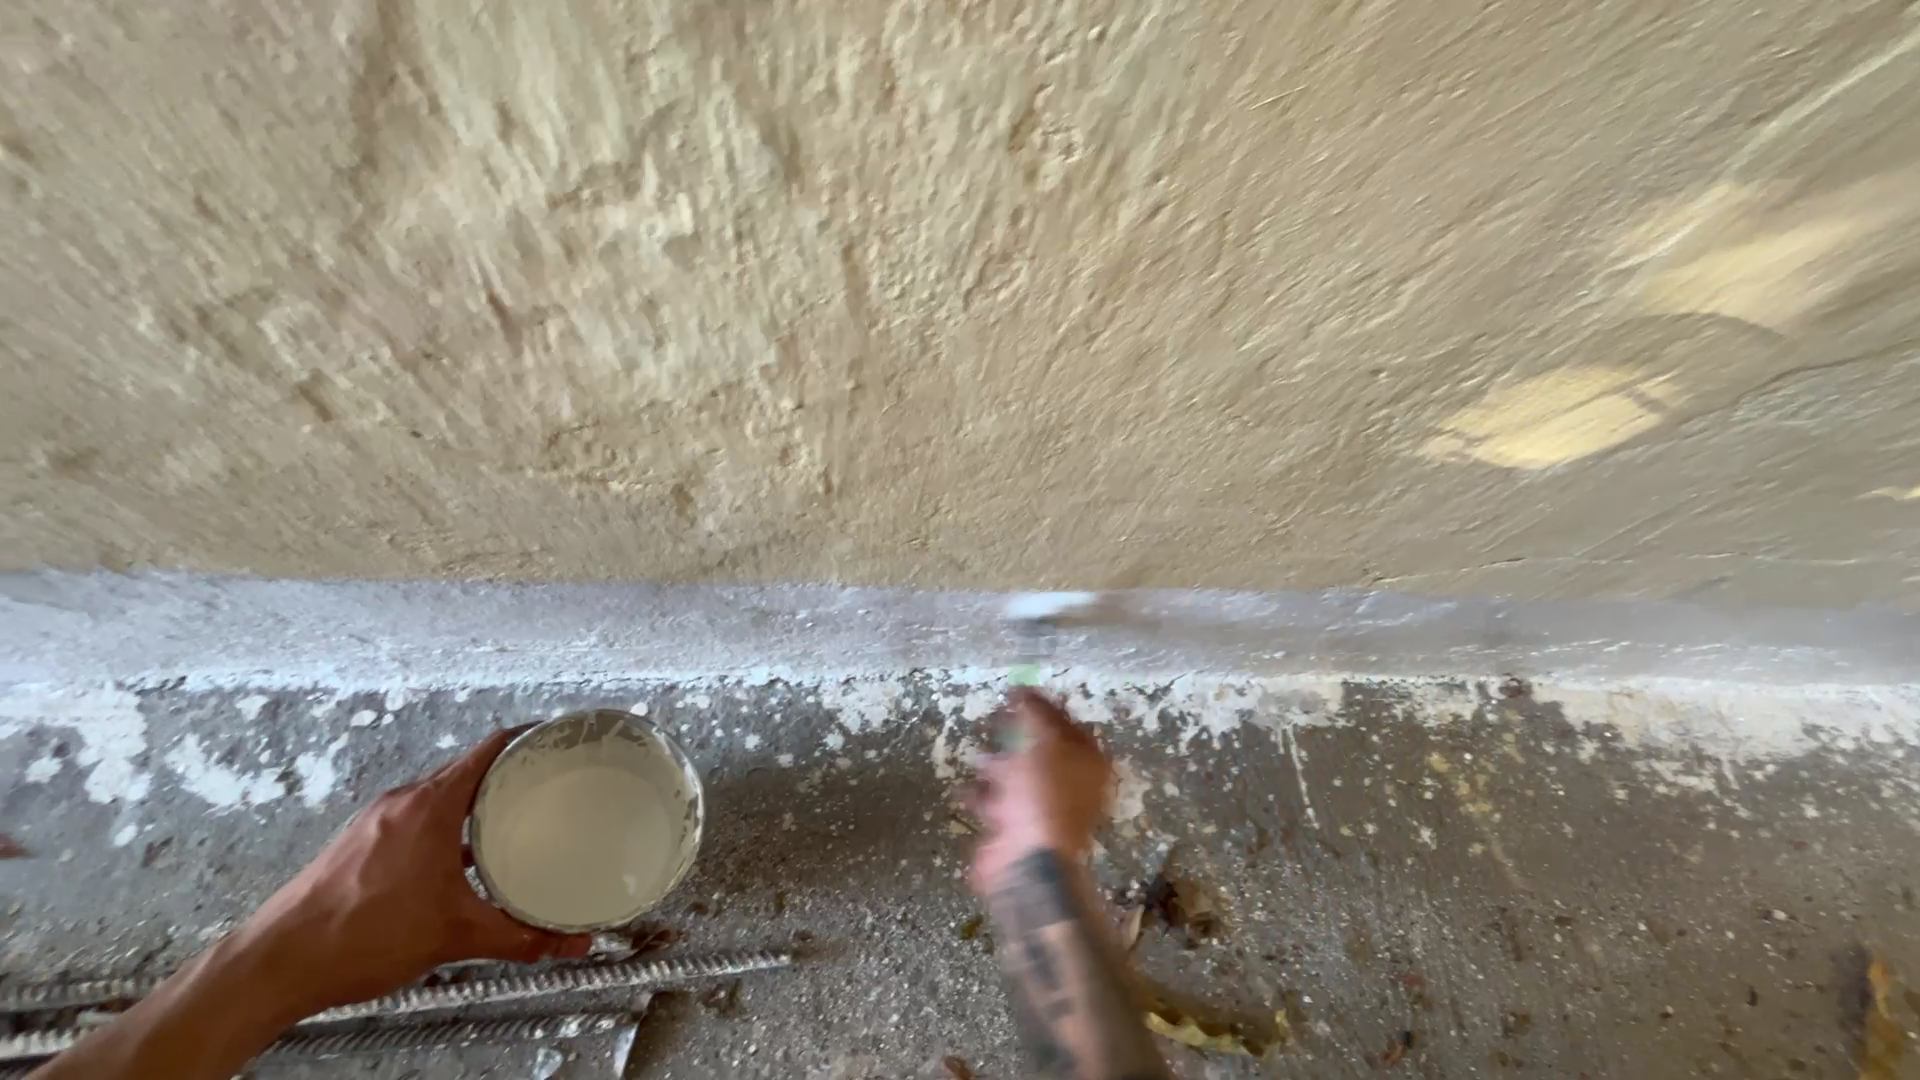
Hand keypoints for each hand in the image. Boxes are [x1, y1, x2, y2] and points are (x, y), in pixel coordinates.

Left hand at [236, 728, 591, 1016]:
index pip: (491, 748)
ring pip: (441, 795)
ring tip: (515, 819)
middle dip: (510, 773)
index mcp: (432, 804)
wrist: (270, 969)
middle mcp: (404, 801)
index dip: (530, 739)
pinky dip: (446, 824)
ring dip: (476, 802)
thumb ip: (521, 937)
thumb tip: (575, 943)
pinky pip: (416, 817)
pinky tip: (460, 857)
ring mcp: (377, 821)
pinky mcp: (358, 843)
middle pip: (468, 769)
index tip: (561, 742)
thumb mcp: (456, 935)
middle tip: (551, 785)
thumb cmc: (365, 937)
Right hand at [968, 688, 1112, 893]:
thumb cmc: (1043, 795)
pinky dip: (980, 793)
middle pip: (1041, 749)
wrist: (1028, 859)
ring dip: (995, 763)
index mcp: (1087, 763)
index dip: (1043, 706)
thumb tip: (1023, 688)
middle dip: (1015, 733)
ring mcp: (1044, 809)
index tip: (1017, 691)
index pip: (1068, 723)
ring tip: (976, 751)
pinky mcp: (1018, 827)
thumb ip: (1034, 713)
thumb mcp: (1042, 743)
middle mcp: (1070, 785)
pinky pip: (996, 802)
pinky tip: (966, 785)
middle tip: (994, 716)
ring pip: (1018, 776)